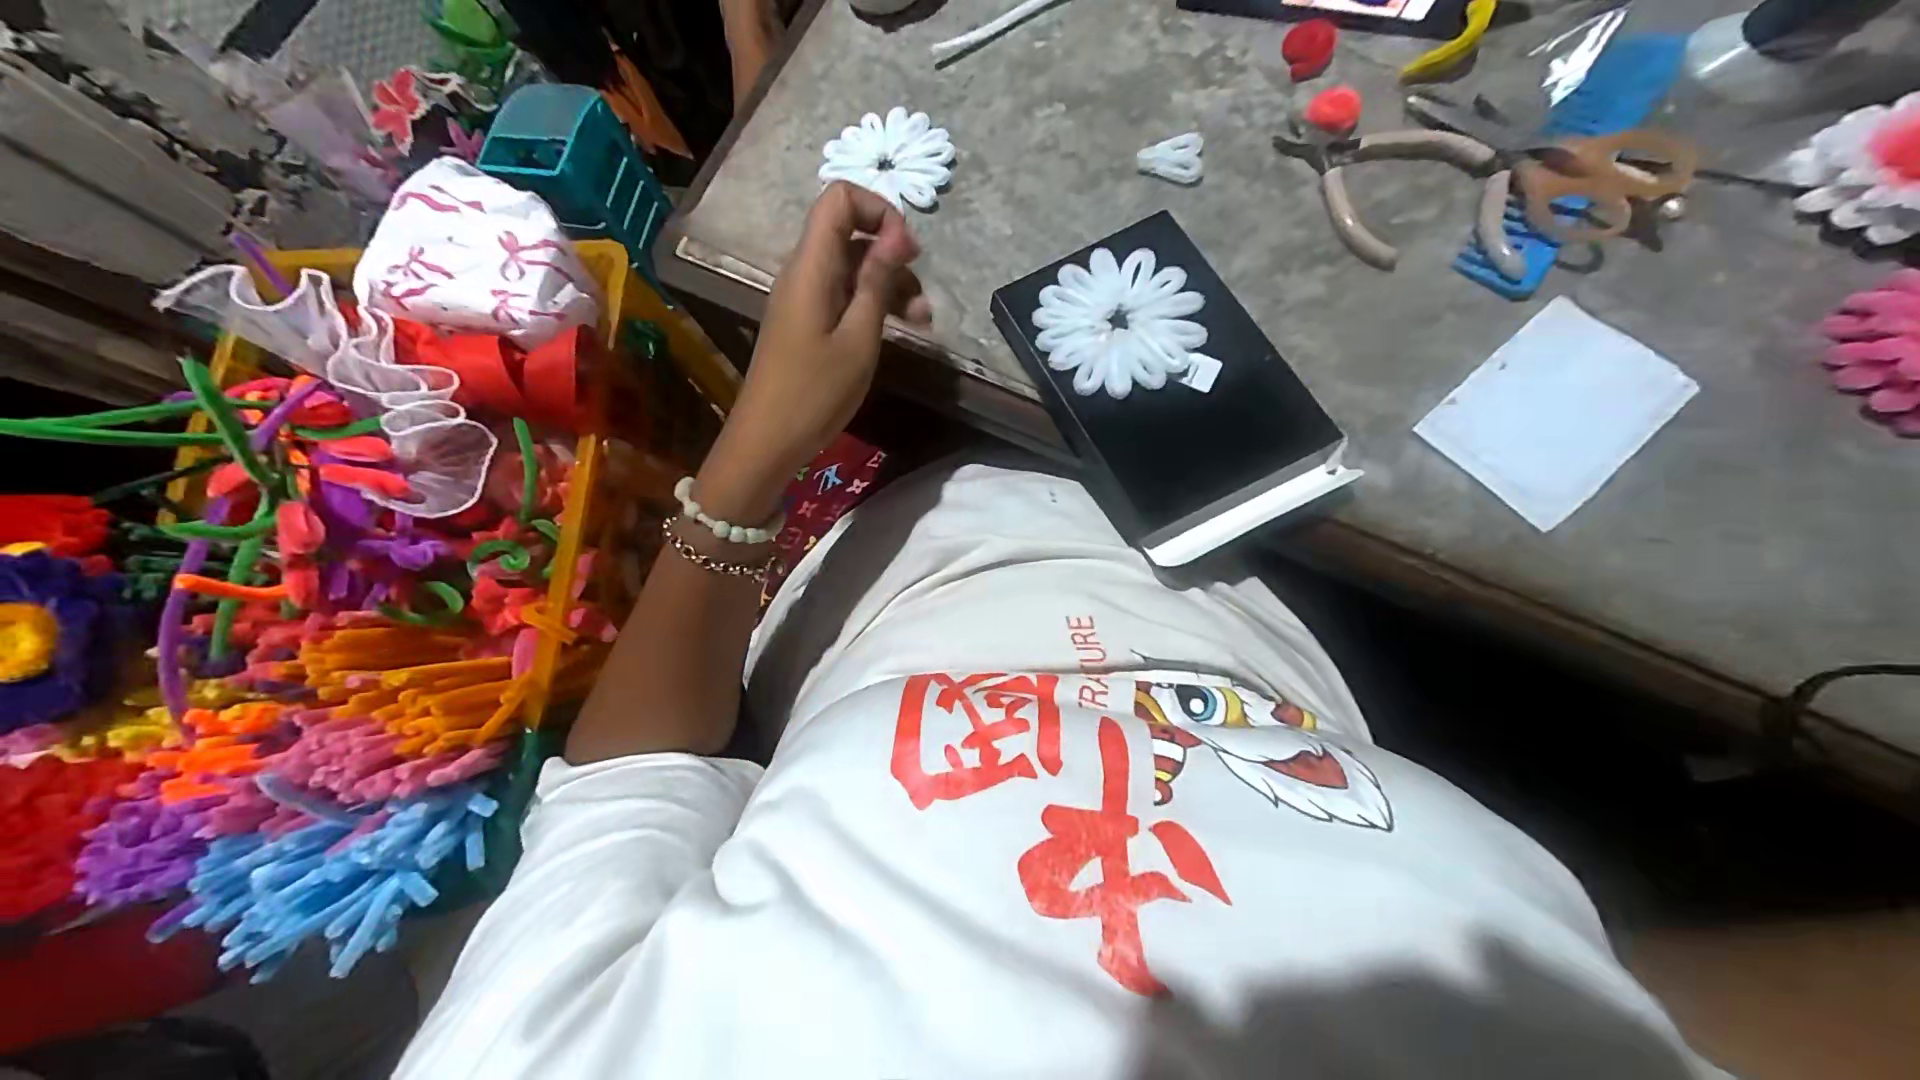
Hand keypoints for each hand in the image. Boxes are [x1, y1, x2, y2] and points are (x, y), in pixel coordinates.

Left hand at [693, 182, 929, 521]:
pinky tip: (899, 330)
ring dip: (890, 287)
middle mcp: (804, 273)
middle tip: (923, 296)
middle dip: (893, 256)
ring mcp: (804, 299)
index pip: (839, 199)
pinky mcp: (807, 323)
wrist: (768, 440)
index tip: (907, 251)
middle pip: (850, 235)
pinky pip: (843, 296)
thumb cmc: (815, 393)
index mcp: (811, 267)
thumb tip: (897, 233)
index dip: (878, 211)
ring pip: (852, 270)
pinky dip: (872, 306)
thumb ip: (878, 283)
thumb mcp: (858, 339)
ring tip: (923, 322)